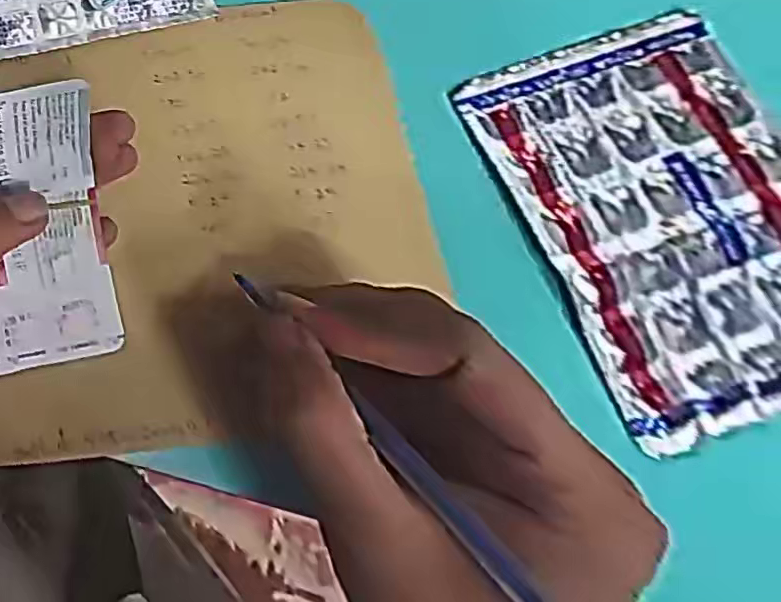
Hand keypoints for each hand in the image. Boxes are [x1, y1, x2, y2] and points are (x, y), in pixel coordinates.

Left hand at [0, 110, 138, 482]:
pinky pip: (17, 294)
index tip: (76, 117)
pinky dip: (55, 276)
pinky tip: (94, 260)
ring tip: (119, 194)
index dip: (20, 133)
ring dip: (63, 217)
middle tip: (123, 143)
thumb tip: (36, 200)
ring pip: (15, 240)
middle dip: (57, 166)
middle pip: (1, 191)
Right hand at [253, 285, 666, 601]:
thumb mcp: (371, 528)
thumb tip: (272, 321)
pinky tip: (296, 365)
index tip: (287, 317)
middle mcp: (551, 444)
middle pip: (440, 342)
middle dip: (347, 323)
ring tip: (274, 337)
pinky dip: (336, 361)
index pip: (470, 357)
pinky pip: (393, 376)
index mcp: (575, 480)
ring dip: (335, 336)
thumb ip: (319, 425)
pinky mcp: (455, 440)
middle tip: (270, 317)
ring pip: (410, 348)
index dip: (372, 326)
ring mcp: (503, 439)